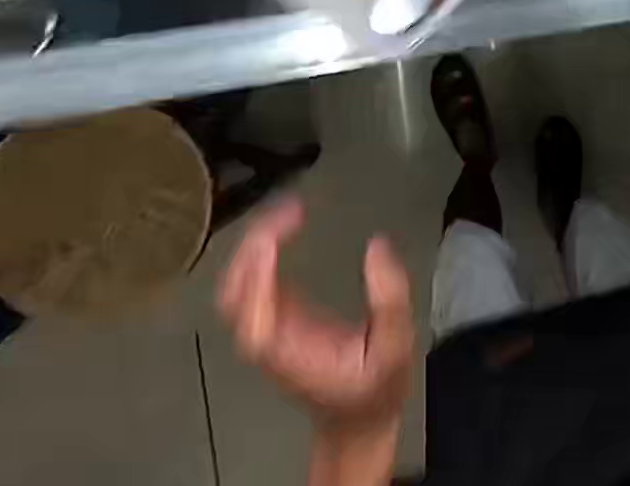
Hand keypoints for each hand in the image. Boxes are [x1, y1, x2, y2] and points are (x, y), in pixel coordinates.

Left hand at [216, 198, 413, 434]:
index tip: (274, 238)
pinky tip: (289, 227)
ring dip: (255, 246)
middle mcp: (269, 341)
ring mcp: (268, 331)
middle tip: (290, 208)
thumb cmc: (376, 387)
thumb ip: (389, 298)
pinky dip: (263, 252)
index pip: (254, 317)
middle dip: (252, 249)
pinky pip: (253, 284)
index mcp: (290, 352)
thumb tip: (377, 245)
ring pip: (237, 288)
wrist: (358, 420)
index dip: (255, 278)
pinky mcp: (276, 321)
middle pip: (234, 296)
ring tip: (290, 210)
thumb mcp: (395, 345)